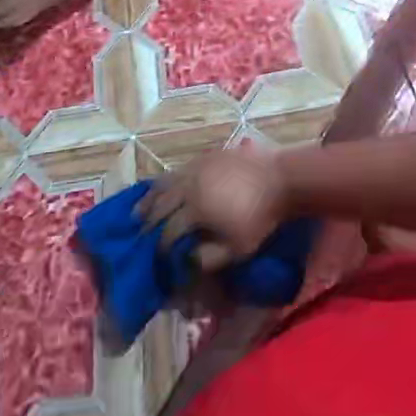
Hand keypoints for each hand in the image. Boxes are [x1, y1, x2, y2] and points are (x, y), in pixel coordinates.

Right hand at [137, 147, 288, 271]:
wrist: (279, 179)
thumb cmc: (259, 218)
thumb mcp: (238, 248)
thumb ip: (209, 258)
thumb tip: (187, 259)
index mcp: (195, 209)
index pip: (169, 230)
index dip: (160, 245)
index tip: (155, 256)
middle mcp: (189, 185)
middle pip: (161, 203)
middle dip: (148, 220)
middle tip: (137, 231)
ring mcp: (195, 167)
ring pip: (165, 182)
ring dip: (150, 197)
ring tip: (139, 207)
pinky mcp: (204, 156)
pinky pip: (178, 169)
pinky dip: (166, 181)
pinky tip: (164, 187)